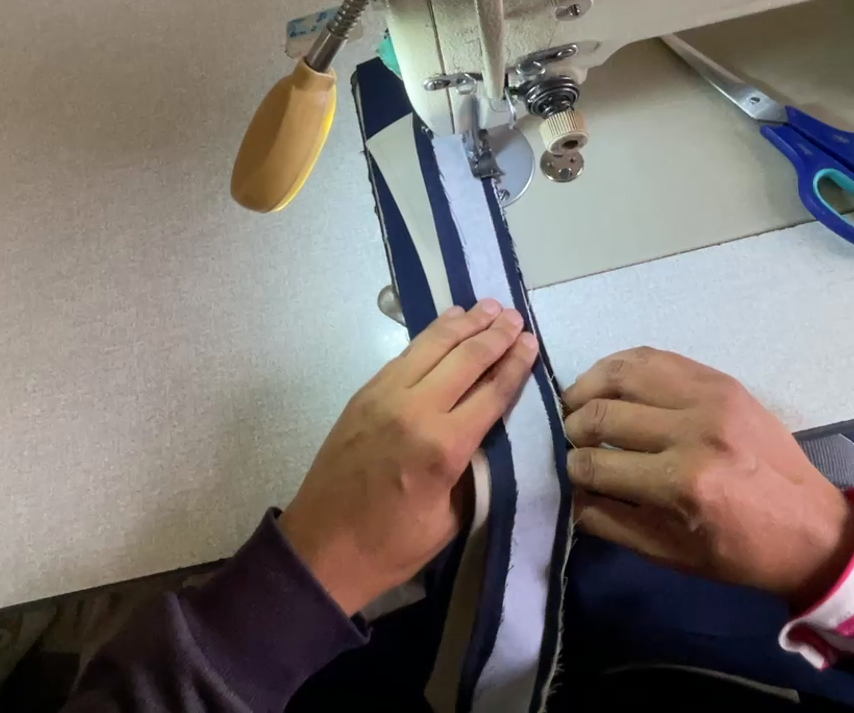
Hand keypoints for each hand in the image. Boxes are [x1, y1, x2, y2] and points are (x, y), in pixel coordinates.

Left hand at [279, 300, 538, 615]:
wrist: (322, 547)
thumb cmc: (392, 545)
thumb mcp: (452, 518)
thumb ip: (475, 469)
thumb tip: (491, 431)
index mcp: (444, 447)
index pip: (492, 392)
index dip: (516, 364)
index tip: (532, 341)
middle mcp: (415, 409)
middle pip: (465, 358)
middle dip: (494, 334)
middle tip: (515, 316)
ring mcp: (386, 395)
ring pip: (431, 345)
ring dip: (462, 323)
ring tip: (487, 306)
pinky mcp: (366, 392)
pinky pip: (406, 354)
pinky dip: (431, 335)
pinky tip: (447, 324)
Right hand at [561, 348, 853, 609]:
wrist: (815, 528)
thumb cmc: (742, 551)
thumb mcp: (673, 555)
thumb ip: (610, 522)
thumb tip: (567, 491)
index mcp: (682, 484)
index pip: (596, 465)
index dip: (573, 469)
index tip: (571, 471)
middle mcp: (692, 432)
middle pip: (602, 414)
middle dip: (573, 429)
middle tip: (572, 439)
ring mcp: (708, 397)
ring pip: (621, 372)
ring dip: (587, 387)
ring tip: (578, 403)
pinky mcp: (718, 379)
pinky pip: (652, 356)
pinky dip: (618, 365)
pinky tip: (607, 381)